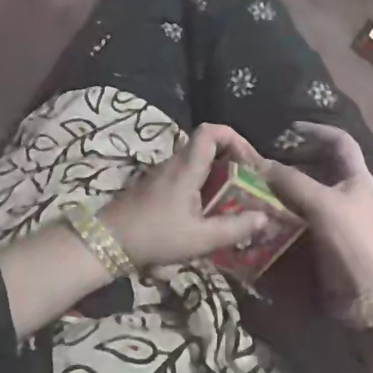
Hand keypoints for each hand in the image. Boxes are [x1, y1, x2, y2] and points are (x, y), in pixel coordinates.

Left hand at [101, 124, 270, 267]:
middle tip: (249, 182)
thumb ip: (234, 228)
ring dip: (218, 173)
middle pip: (207, 144)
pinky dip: (203, 184)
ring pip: (197, 160)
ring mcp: (163, 174)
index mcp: (187, 167)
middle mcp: (175, 163)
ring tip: (235, 198)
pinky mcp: (156, 187)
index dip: (235, 138)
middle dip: (232, 158)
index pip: (212, 131)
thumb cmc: (155, 236)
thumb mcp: (200, 239)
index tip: (251, 162)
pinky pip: (186, 174)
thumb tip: (265, 217)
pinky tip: (210, 210)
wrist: (108, 242)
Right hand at [258, 123, 372, 301]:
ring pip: (307, 191)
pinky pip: (301, 214)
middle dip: (293, 160)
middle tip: (265, 162)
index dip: (317, 130)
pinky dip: (284, 210)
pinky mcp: (324, 236)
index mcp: (357, 178)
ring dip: (284, 187)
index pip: (340, 141)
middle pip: (319, 165)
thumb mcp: (323, 206)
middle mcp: (347, 192)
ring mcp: (336, 215)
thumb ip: (292, 182)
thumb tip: (263, 164)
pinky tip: (265, 211)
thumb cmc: (352, 242)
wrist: (366, 296)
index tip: (290, 128)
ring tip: (259, 184)